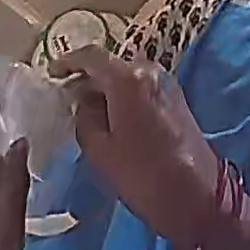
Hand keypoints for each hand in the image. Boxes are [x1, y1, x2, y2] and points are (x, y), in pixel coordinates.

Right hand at [52, 45, 219, 244]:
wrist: (198, 193)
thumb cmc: (144, 174)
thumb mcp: (101, 151)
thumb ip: (85, 118)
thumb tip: (83, 100)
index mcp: (128, 79)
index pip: (92, 56)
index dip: (68, 61)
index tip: (52, 72)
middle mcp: (148, 69)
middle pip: (110, 63)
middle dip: (87, 75)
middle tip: (66, 94)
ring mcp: (164, 80)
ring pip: (126, 74)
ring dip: (106, 85)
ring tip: (86, 107)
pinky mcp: (174, 94)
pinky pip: (140, 84)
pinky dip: (123, 92)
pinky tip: (112, 113)